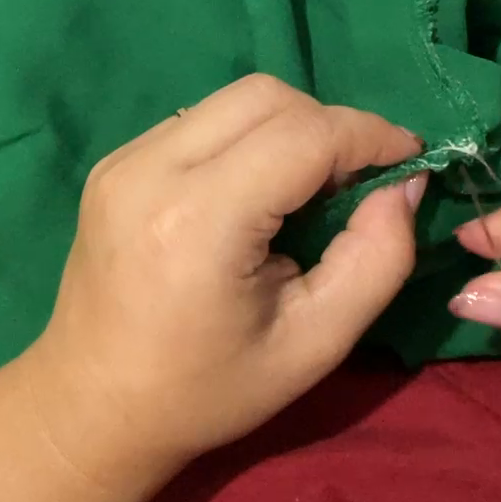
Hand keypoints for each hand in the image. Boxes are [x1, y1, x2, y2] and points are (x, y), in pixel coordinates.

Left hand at [22, 74, 425, 485]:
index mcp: (198, 220)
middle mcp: (152, 169)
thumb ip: (376, 259)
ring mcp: (124, 158)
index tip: (409, 158)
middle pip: (266, 96)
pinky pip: (200, 118)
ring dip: (287, 126)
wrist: (92, 404)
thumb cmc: (206, 390)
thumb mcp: (314, 344)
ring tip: (305, 187)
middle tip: (354, 180)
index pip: (304, 135)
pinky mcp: (114, 160)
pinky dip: (245, 136)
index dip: (369, 135)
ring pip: (233, 99)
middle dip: (328, 125)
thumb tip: (403, 183)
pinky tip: (250, 190)